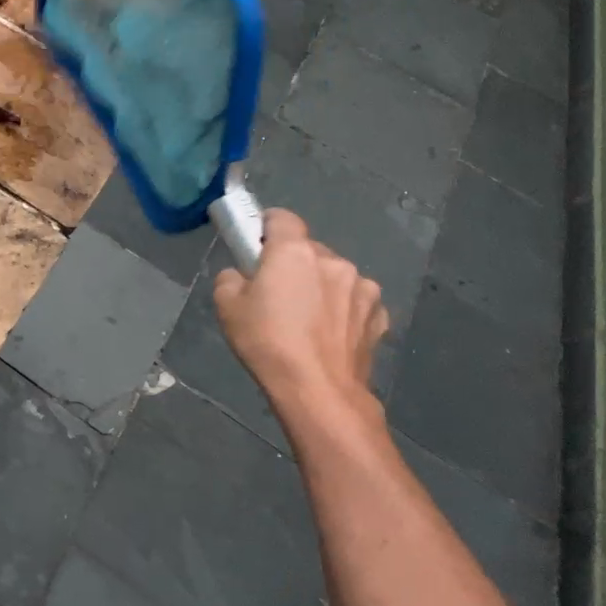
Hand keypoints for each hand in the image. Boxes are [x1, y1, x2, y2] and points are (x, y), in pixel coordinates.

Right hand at [214, 209, 388, 421]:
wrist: (317, 387)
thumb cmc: (266, 340)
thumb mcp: (225, 304)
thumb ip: (232, 277)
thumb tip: (244, 275)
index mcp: (294, 252)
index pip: (282, 218)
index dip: (266, 225)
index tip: (256, 243)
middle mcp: (334, 261)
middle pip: (309, 250)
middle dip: (293, 263)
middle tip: (274, 291)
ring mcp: (363, 288)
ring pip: (334, 275)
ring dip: (320, 286)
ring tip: (305, 318)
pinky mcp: (379, 315)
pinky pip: (354, 300)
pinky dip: (341, 308)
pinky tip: (328, 332)